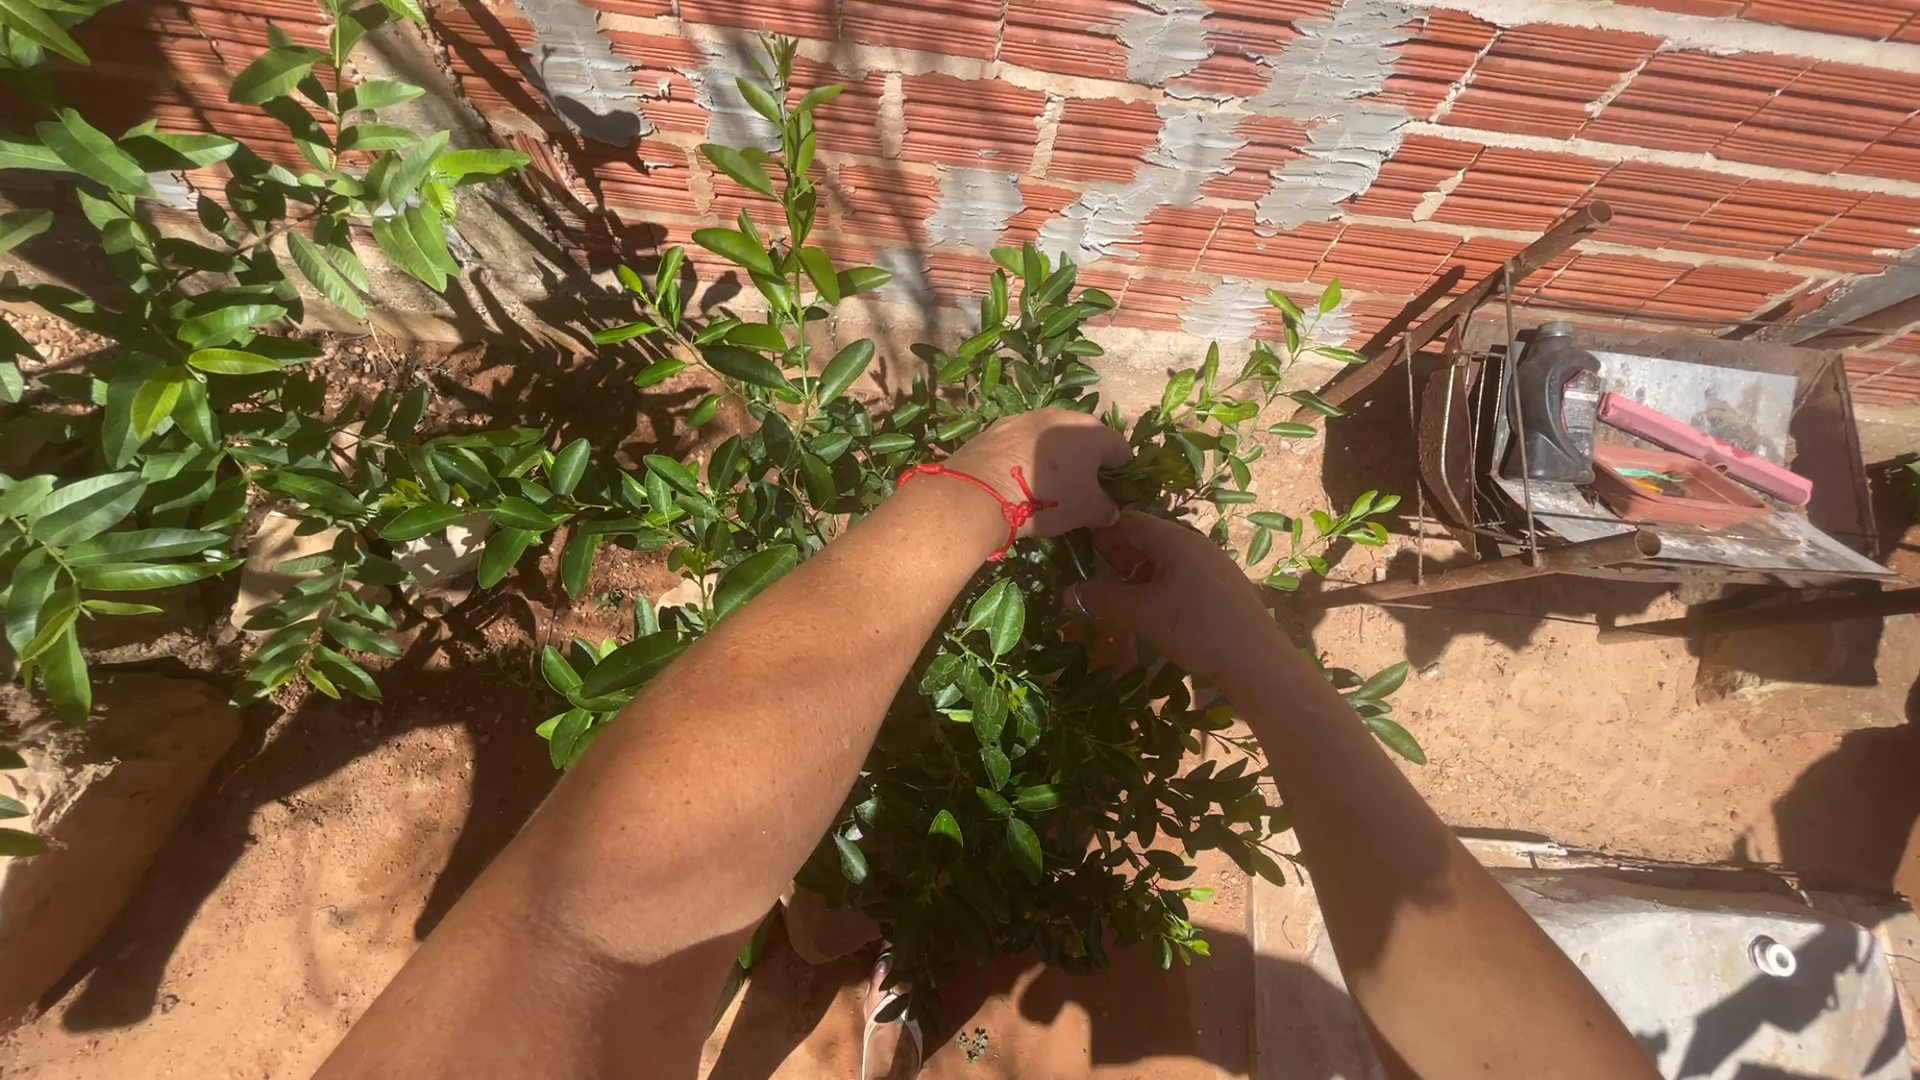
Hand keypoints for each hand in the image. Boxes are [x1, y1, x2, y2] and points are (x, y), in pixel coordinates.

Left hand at [943, 409, 1130, 537]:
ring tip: (1046, 485)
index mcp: (1093, 432)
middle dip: (1087, 462)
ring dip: (1056, 457)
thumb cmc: (1047, 498)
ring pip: (1053, 438)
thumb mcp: (1086, 511)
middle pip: (1086, 439)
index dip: (1122, 474)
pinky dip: (1027, 456)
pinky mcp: (999, 426)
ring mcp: (1028, 417)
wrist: (980, 491)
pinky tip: (1019, 479)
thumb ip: (1106, 509)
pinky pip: (1023, 442)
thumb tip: (1111, 510)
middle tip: (1080, 490)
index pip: (1121, 450)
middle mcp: (1063, 415)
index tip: (1114, 494)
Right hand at [1070, 512, 1285, 689]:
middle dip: (1114, 558)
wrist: (1257, 663)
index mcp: (1176, 541)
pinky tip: (1144, 612)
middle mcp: (1194, 545)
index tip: (1075, 553)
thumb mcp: (1143, 613)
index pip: (1128, 522)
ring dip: (1132, 576)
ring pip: (1160, 561)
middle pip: (1144, 539)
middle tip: (1089, 580)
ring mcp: (1208, 567)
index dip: (1099, 534)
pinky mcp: (1217, 589)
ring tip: (1112, 600)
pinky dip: (1153, 588)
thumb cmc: (1197, 628)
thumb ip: (1103, 599)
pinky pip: (1176, 577)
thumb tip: (1069, 593)